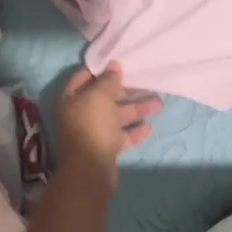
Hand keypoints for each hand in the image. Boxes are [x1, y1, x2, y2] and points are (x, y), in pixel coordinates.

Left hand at [54, 61, 160, 186]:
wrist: (90, 168)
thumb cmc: (92, 125)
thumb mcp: (99, 96)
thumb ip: (107, 79)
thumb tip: (113, 65)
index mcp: (71, 98)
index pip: (85, 76)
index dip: (103, 69)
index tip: (123, 63)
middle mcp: (80, 113)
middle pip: (104, 97)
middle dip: (127, 90)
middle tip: (148, 84)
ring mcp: (92, 131)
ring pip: (116, 115)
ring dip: (136, 109)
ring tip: (159, 105)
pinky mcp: (104, 147)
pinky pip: (121, 135)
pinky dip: (134, 130)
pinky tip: (149, 126)